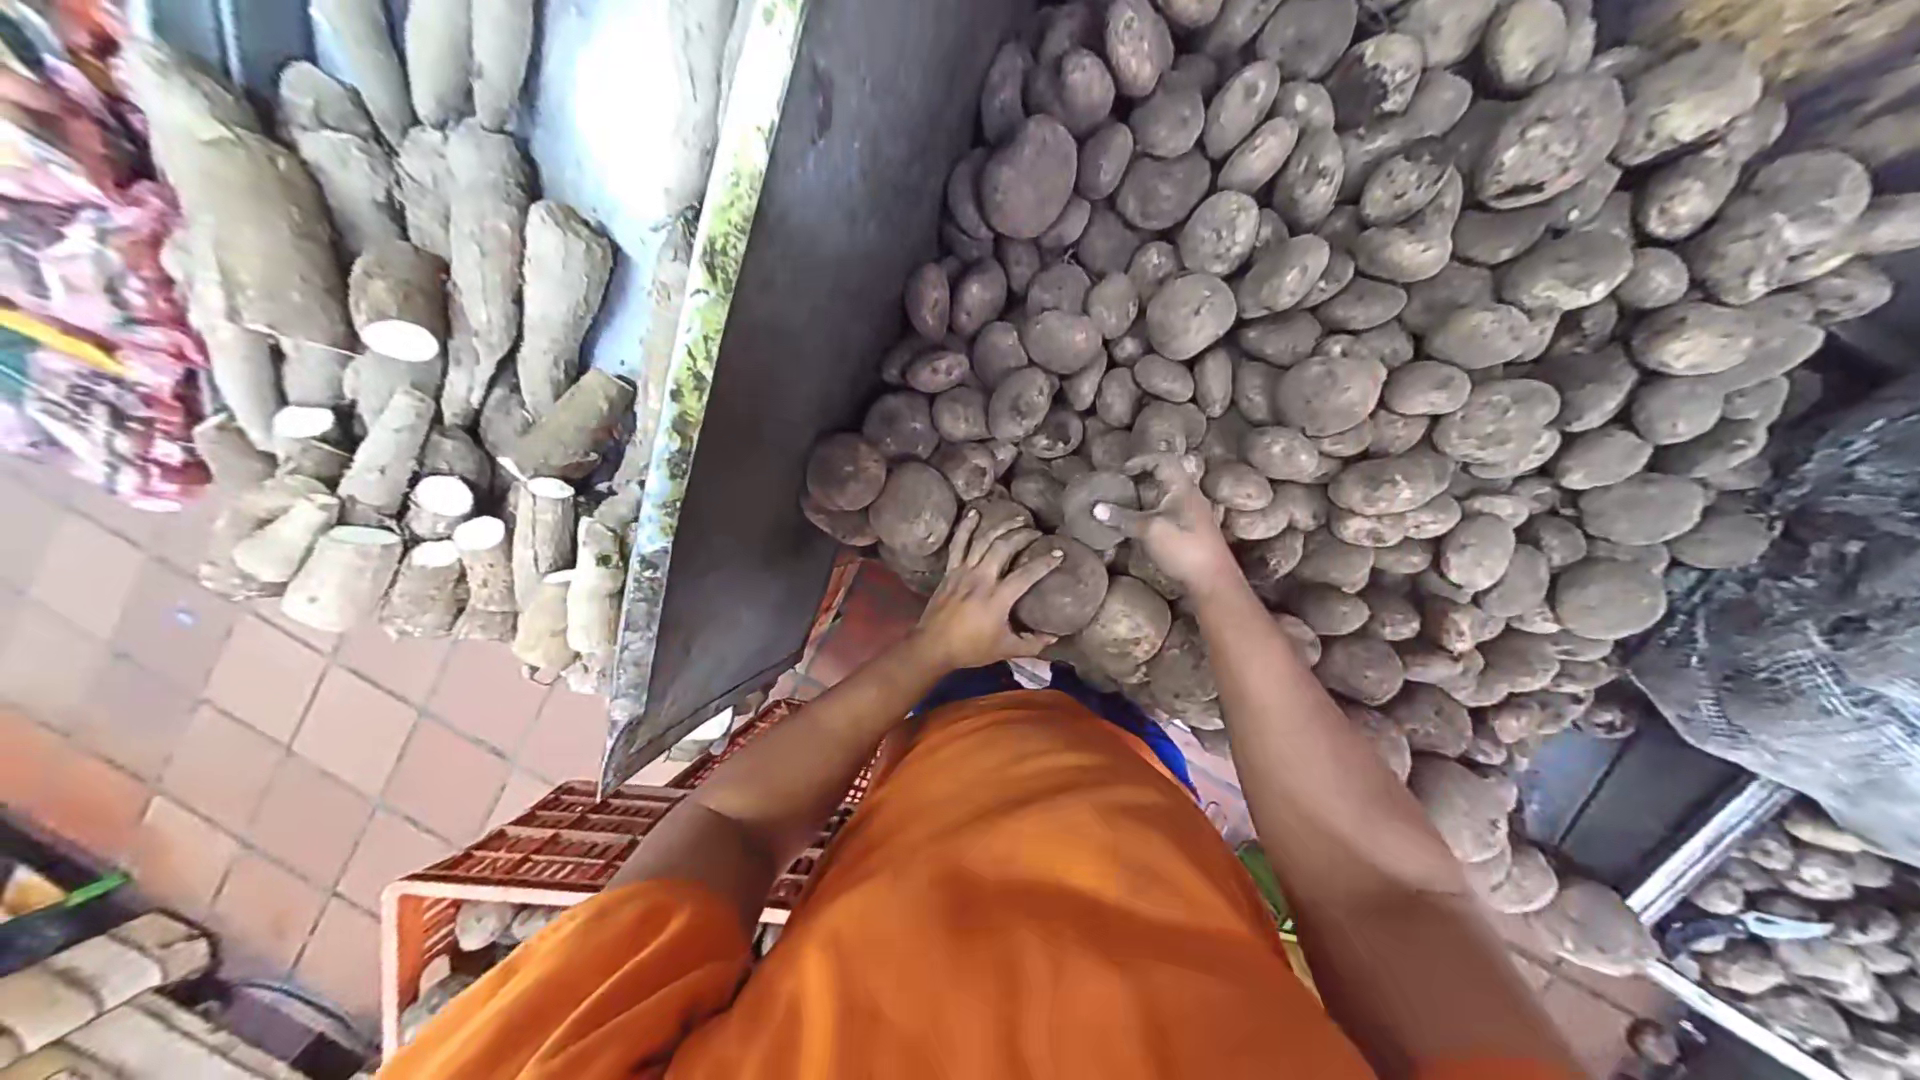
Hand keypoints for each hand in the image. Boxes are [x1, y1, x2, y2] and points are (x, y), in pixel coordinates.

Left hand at [909, 509, 1060, 671]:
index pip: (1027, 574)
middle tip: (1037, 533)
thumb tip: (1055, 637)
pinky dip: (966, 527)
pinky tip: (975, 512)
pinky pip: (958, 543)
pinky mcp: (950, 570)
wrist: (933, 646)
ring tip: (1018, 519)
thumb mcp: (1006, 649)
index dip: (1045, 562)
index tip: (1059, 553)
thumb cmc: (971, 649)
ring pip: (984, 541)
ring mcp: (963, 571)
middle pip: (1005, 548)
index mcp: (998, 598)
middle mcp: (981, 579)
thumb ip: (1032, 644)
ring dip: (1002, 527)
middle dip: (1023, 536)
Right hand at [1094, 453, 1242, 599]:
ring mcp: (1189, 515)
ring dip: (1142, 499)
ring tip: (1121, 505)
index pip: (1163, 461)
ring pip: (1162, 498)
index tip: (1122, 470)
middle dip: (1139, 480)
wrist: (1212, 581)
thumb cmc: (1184, 548)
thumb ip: (1123, 518)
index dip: (1142, 460)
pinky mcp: (1187, 532)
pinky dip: (1147, 514)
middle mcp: (1188, 497)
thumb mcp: (1150, 530)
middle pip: (1162, 478)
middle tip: (1117, 487)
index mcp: (1183, 488)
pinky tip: (1135, 525)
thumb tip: (1096, 508)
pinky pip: (1164, 514)